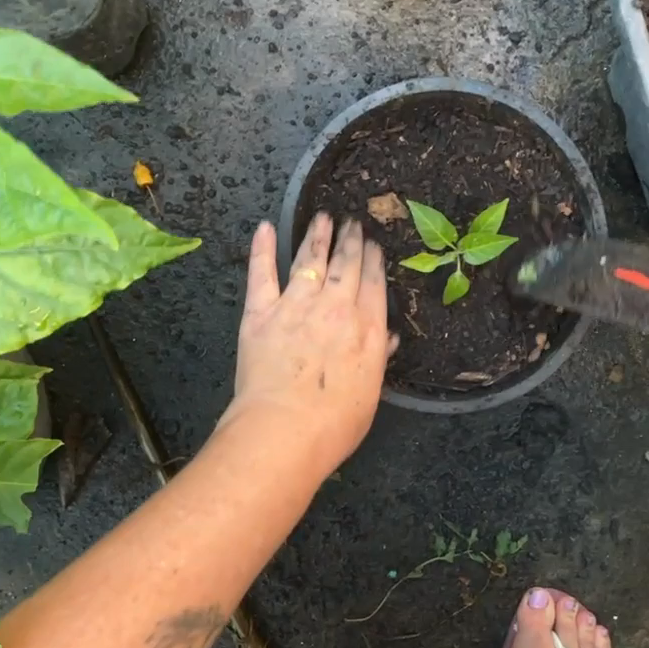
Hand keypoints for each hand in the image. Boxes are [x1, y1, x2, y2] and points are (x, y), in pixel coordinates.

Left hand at [221, 214, 393, 477]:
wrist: (285, 430)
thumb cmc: (335, 424)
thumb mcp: (371, 393)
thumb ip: (379, 358)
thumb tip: (388, 336)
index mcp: (367, 329)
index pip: (373, 283)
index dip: (373, 259)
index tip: (372, 244)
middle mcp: (335, 309)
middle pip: (345, 265)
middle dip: (349, 240)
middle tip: (352, 222)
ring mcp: (296, 306)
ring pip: (309, 261)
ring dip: (316, 236)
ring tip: (322, 217)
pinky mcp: (260, 313)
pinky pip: (262, 273)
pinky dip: (263, 249)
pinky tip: (265, 229)